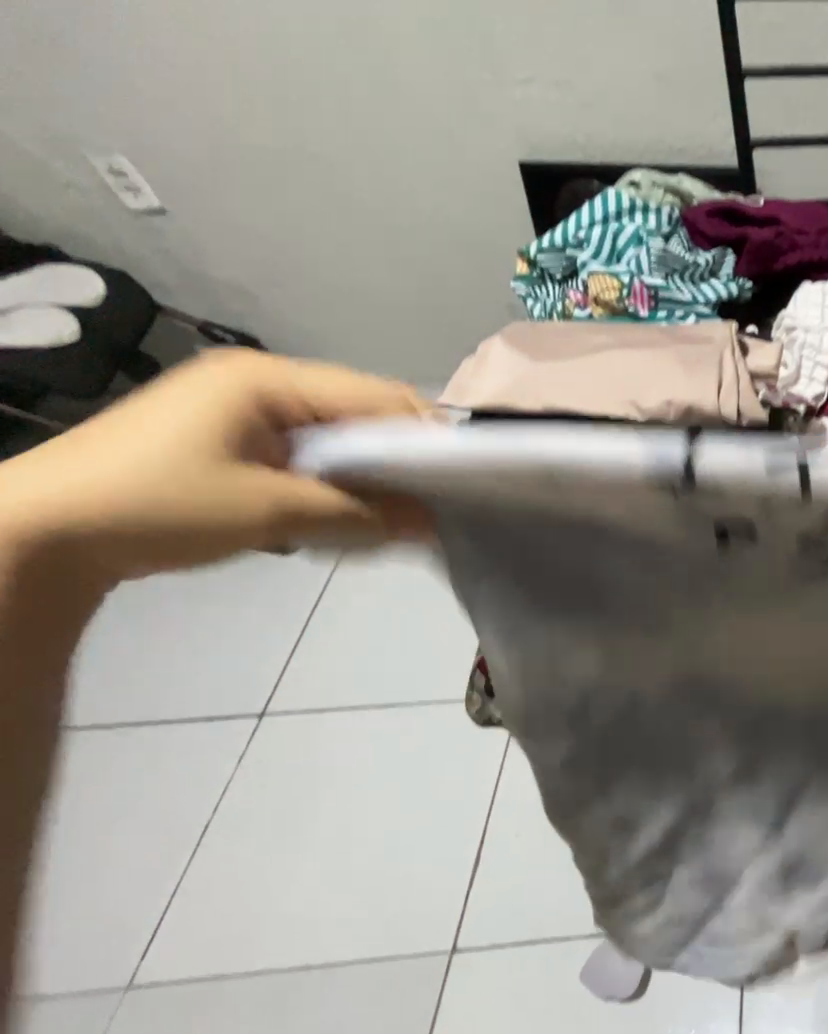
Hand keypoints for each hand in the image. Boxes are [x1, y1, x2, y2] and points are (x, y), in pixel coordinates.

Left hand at [0, 349, 432, 586]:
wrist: (32, 536)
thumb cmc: (155, 506)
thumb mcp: (272, 511)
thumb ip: (362, 514)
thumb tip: (435, 524)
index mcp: (267, 379)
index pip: (378, 395)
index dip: (425, 436)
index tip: (461, 482)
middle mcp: (258, 384)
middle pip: (359, 416)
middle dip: (396, 462)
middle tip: (429, 507)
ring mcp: (239, 414)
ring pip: (334, 441)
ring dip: (362, 479)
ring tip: (388, 518)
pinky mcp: (225, 444)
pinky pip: (303, 458)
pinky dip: (329, 486)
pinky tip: (338, 517)